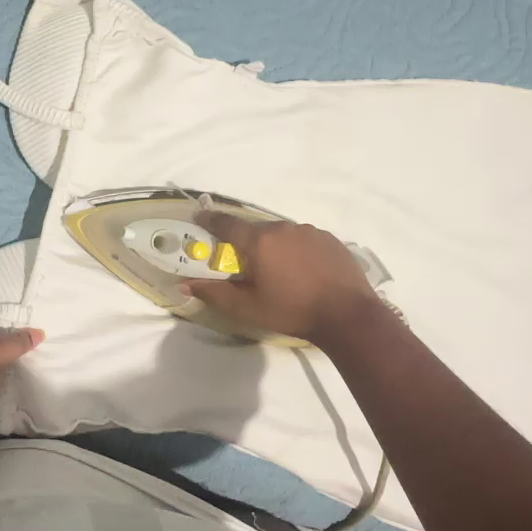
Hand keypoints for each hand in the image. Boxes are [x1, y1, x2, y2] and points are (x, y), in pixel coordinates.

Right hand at [183, 211, 389, 345]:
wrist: (347, 314)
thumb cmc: (291, 311)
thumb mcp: (247, 308)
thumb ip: (214, 293)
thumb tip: (184, 284)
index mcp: (258, 241)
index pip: (226, 223)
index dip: (210, 219)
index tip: (199, 216)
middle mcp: (281, 228)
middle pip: (254, 230)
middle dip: (245, 242)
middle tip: (244, 262)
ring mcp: (309, 231)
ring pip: (281, 234)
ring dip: (273, 247)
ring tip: (278, 271)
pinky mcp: (330, 238)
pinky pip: (303, 240)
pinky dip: (296, 251)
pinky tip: (302, 271)